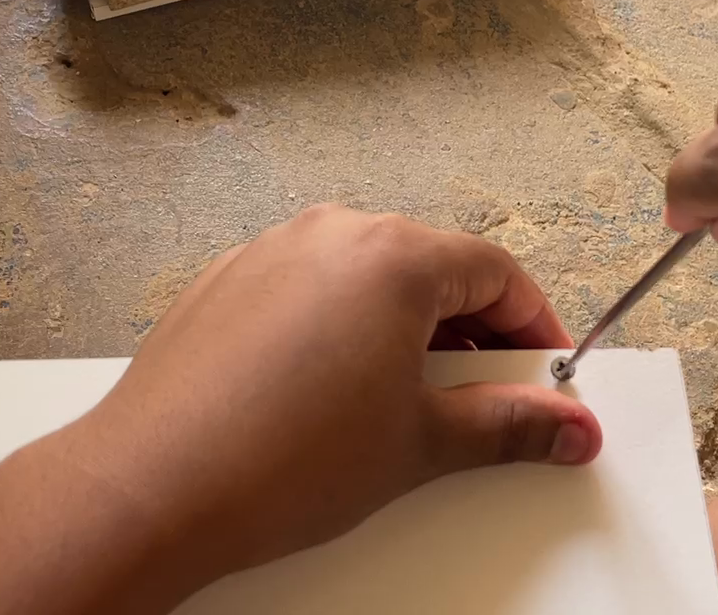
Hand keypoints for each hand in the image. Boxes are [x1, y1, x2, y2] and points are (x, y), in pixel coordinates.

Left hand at [0, 206, 599, 614]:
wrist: (150, 485)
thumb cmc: (286, 459)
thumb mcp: (419, 443)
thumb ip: (509, 425)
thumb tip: (567, 426)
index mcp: (394, 255)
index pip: (496, 271)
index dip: (533, 323)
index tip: (545, 370)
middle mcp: (336, 231)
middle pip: (434, 267)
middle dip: (471, 328)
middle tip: (480, 393)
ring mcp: (279, 246)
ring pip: (372, 274)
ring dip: (407, 324)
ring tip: (403, 395)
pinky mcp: (236, 274)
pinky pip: (315, 283)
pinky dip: (345, 320)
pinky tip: (330, 383)